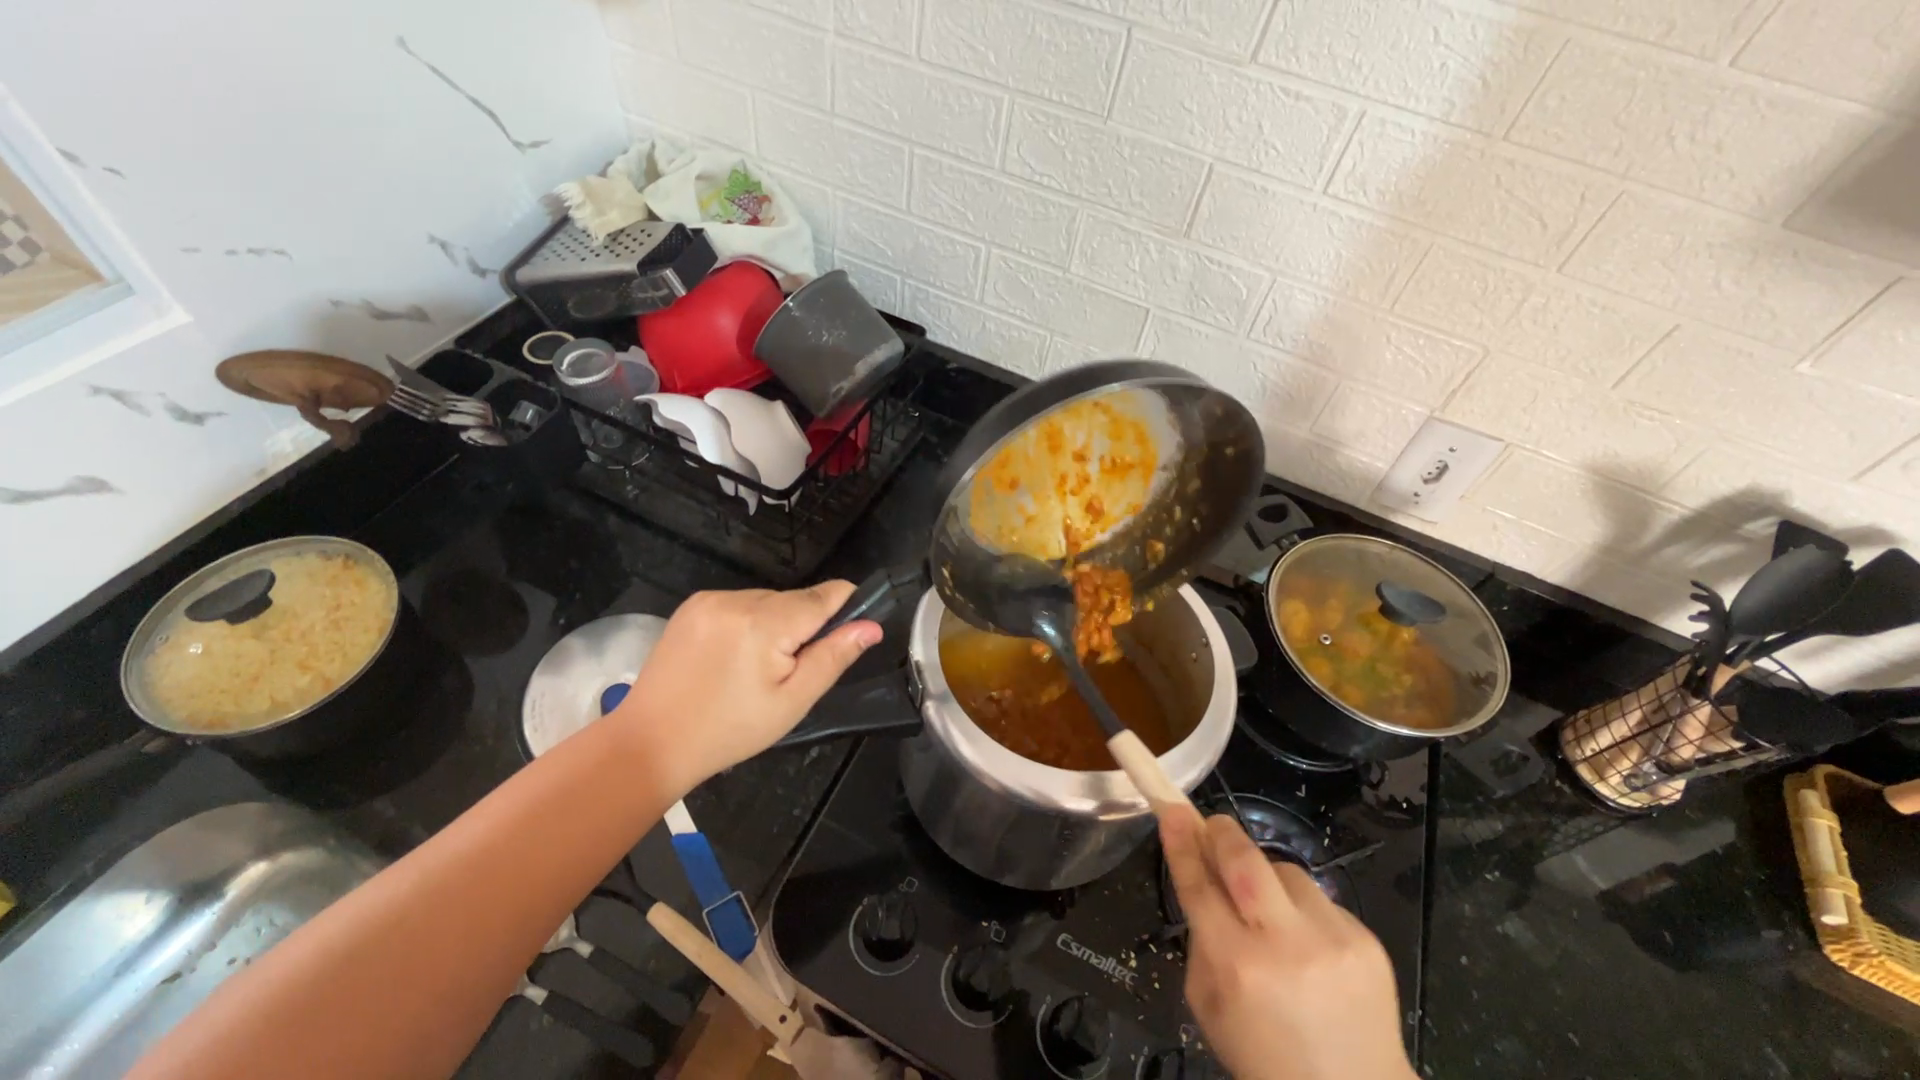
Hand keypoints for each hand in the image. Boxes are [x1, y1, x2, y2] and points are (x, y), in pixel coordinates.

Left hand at [614, 582, 880, 792]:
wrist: (652, 741)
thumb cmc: (730, 730)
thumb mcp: (792, 701)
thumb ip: (833, 657)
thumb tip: (872, 626)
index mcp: (766, 623)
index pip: (825, 594)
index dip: (845, 608)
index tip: (847, 634)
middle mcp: (738, 600)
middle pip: (795, 599)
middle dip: (803, 627)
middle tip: (788, 674)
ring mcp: (710, 600)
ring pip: (767, 601)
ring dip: (775, 625)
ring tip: (755, 671)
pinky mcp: (692, 606)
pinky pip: (739, 605)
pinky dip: (747, 624)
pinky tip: (732, 659)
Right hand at [1161, 809, 1415, 1079]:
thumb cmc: (1265, 1057)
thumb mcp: (1209, 1008)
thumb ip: (1203, 944)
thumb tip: (1207, 889)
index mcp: (1238, 966)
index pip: (1200, 887)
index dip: (1182, 844)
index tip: (1173, 810)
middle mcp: (1285, 944)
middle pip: (1246, 861)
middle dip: (1223, 834)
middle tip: (1212, 824)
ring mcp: (1332, 938)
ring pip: (1286, 872)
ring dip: (1267, 879)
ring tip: (1269, 912)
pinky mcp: (1365, 939)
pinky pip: (1321, 900)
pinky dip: (1303, 910)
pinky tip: (1307, 944)